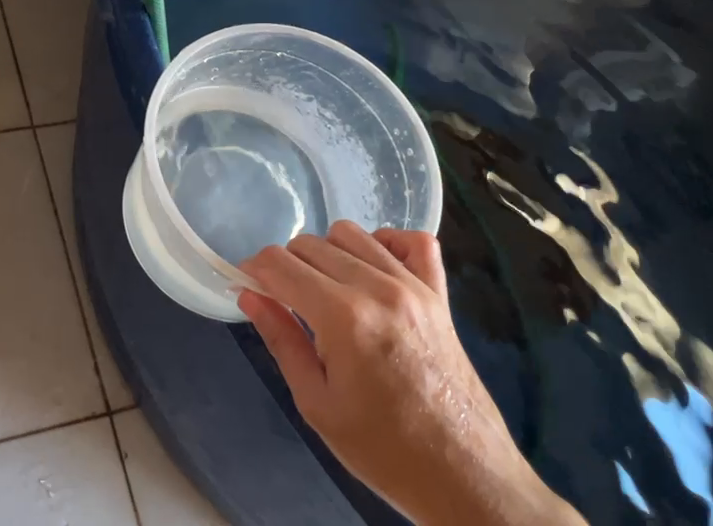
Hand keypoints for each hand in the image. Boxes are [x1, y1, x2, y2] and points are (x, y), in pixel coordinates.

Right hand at [238, 222, 582, 525]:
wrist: (466, 478)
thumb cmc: (383, 450)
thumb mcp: (316, 403)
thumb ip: (281, 339)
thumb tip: (248, 294)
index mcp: (343, 317)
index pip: (280, 264)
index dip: (253, 270)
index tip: (247, 286)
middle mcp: (378, 289)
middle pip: (310, 244)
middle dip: (286, 265)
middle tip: (284, 301)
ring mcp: (414, 287)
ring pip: (351, 234)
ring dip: (327, 253)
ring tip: (325, 291)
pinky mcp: (440, 296)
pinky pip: (412, 241)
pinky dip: (385, 244)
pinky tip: (371, 271)